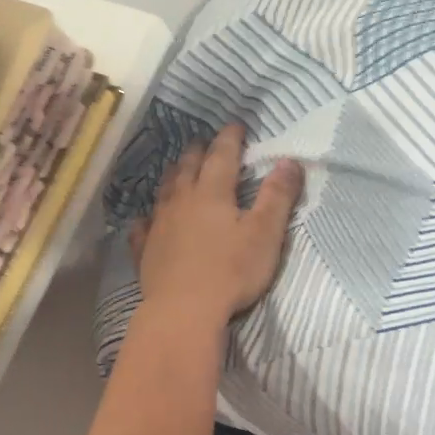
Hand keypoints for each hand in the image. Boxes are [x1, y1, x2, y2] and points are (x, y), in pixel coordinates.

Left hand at [130, 124, 304, 321]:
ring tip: (178, 169)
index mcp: (213, 194)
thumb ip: (278, 197)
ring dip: (174, 176)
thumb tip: (290, 161)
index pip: (222, 157)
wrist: (186, 308)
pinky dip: (148, 217)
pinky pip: (144, 226)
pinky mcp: (147, 249)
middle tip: (204, 143)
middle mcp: (182, 200)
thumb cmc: (233, 271)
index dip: (230, 139)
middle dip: (198, 152)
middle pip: (188, 168)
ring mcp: (160, 223)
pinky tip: (147, 218)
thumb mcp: (266, 234)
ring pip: (165, 190)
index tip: (236, 126)